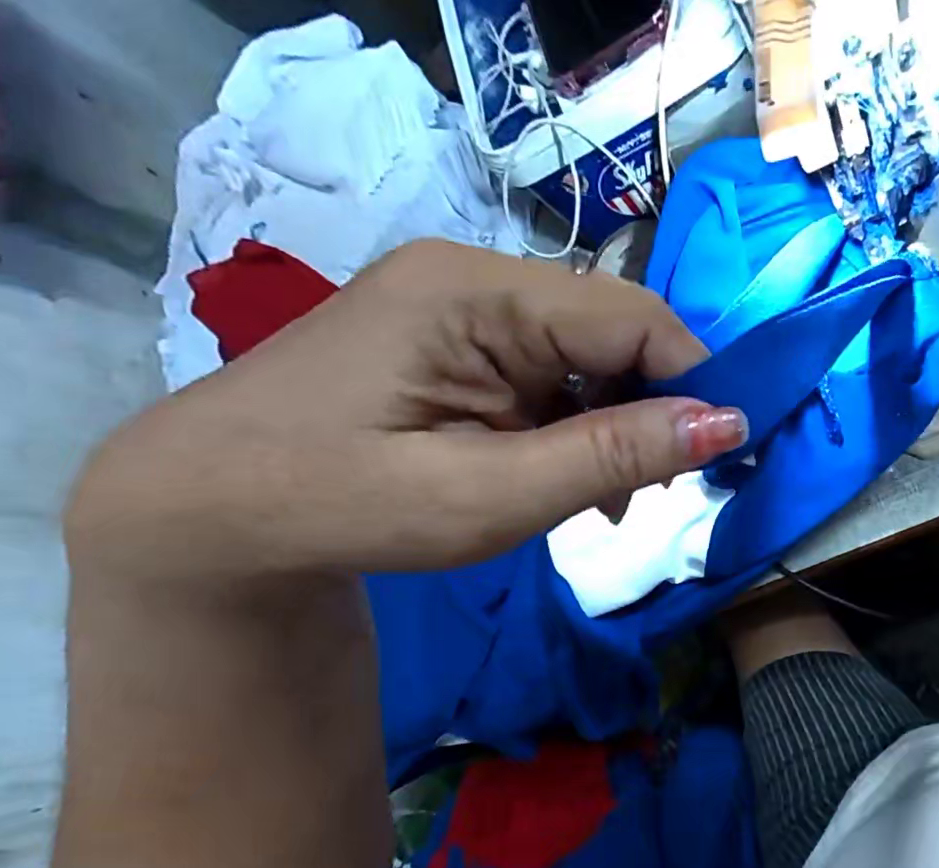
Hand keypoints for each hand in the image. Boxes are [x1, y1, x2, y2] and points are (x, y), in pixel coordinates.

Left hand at [65, 239, 746, 580]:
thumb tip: (730, 423)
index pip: (632, 317)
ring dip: (618, 426)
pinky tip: (565, 475)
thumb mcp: (489, 495)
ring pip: (593, 357)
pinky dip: (580, 427)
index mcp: (475, 293)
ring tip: (604, 499)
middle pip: (616, 332)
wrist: (208, 516)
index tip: (720, 458)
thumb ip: (613, 455)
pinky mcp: (460, 343)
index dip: (692, 382)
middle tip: (648, 494)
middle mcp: (475, 278)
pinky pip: (556, 374)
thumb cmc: (341, 506)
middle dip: (652, 411)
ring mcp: (465, 308)